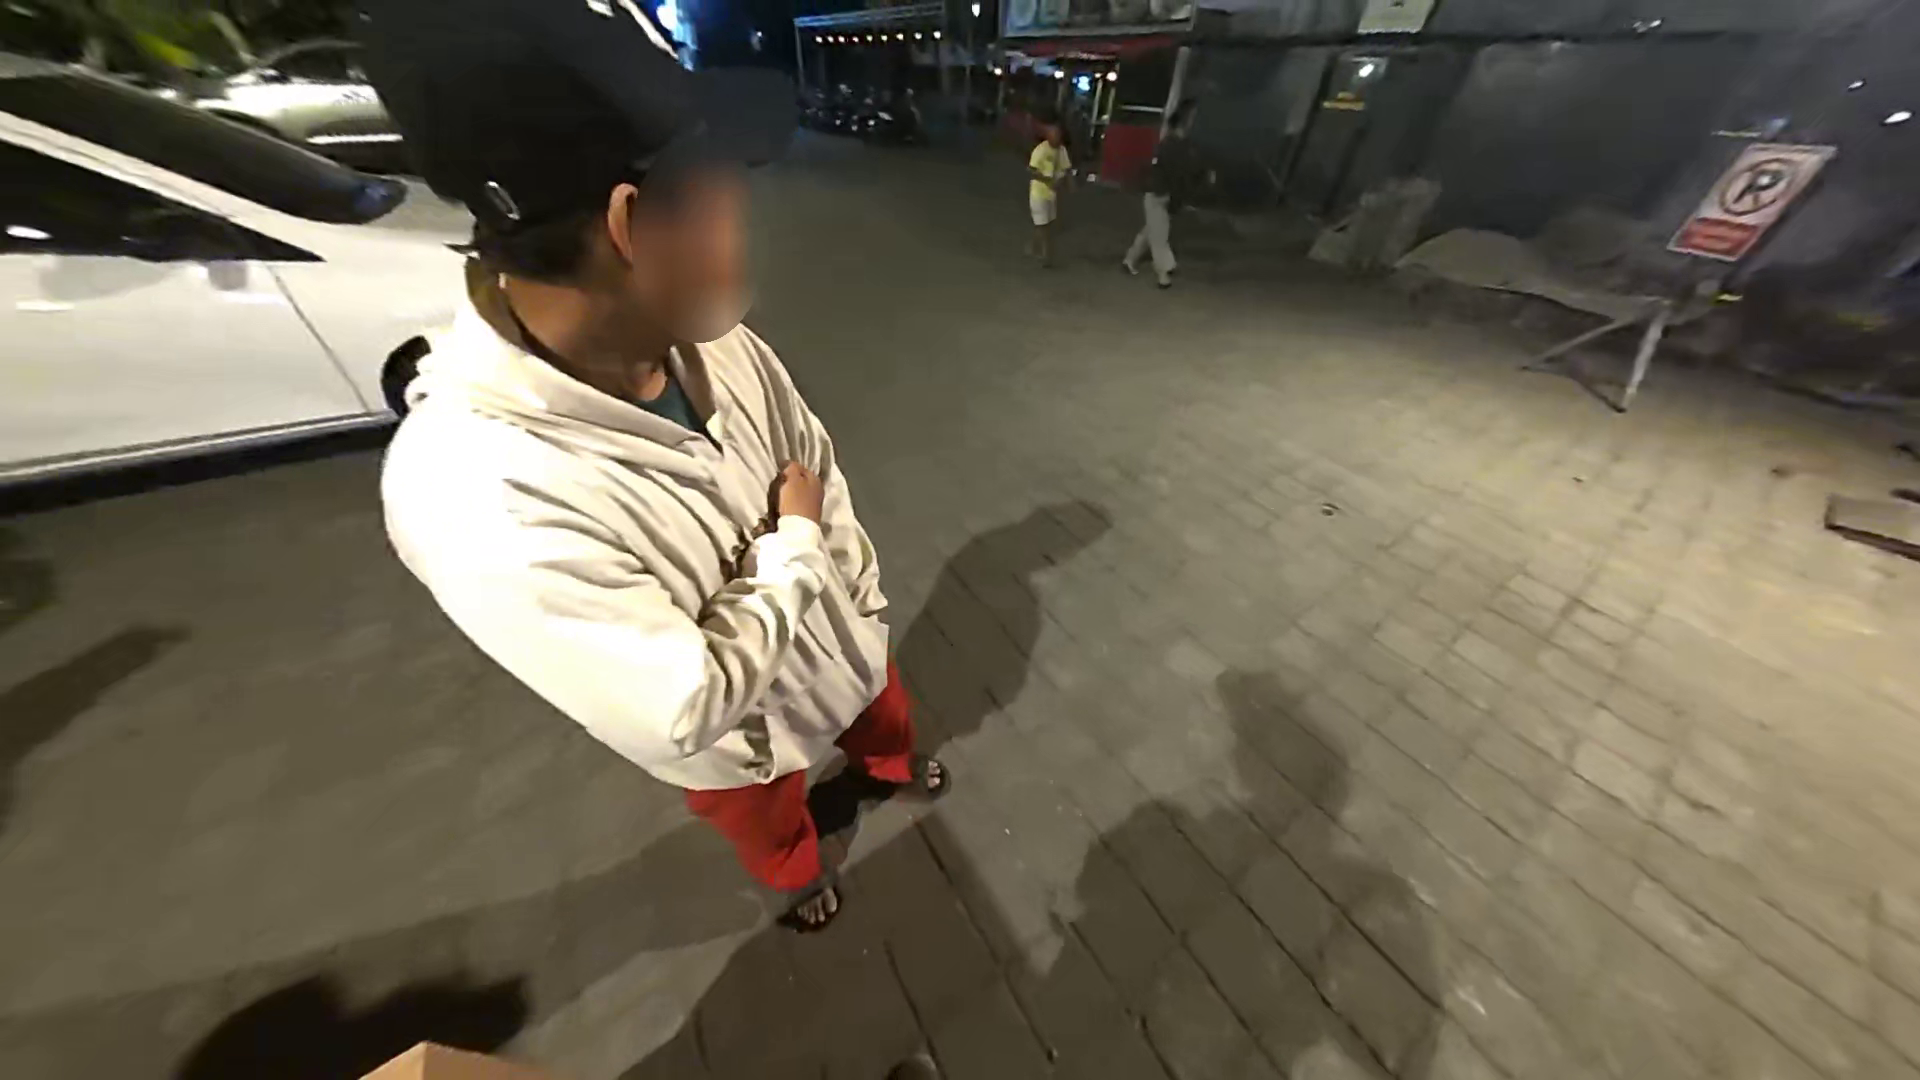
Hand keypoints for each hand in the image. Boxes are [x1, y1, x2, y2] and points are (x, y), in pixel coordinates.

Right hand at [774, 462, 823, 522]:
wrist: (799, 528)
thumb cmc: (795, 501)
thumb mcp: (793, 480)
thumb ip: (793, 468)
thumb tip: (792, 465)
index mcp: (816, 479)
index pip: (801, 468)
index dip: (789, 468)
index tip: (779, 472)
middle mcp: (819, 489)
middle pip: (803, 480)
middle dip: (792, 480)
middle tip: (779, 482)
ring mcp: (816, 502)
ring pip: (802, 491)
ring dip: (793, 491)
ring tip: (782, 493)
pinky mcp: (811, 514)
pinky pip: (801, 502)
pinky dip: (794, 501)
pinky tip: (788, 504)